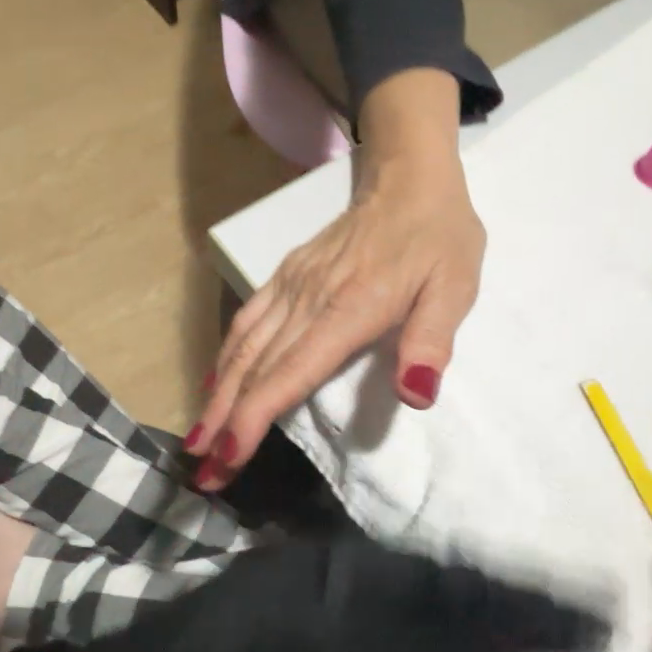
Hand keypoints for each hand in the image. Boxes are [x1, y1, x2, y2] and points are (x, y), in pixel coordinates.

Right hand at [187, 68, 483, 488]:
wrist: (408, 180)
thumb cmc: (437, 240)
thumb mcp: (455, 288)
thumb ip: (432, 342)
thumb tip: (415, 397)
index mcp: (348, 309)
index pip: (292, 371)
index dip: (255, 416)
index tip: (227, 456)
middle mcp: (308, 300)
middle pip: (256, 368)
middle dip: (224, 423)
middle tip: (199, 472)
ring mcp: (291, 286)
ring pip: (243, 346)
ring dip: (216, 396)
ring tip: (196, 439)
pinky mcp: (286, 276)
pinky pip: (247, 320)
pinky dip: (225, 355)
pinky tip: (214, 381)